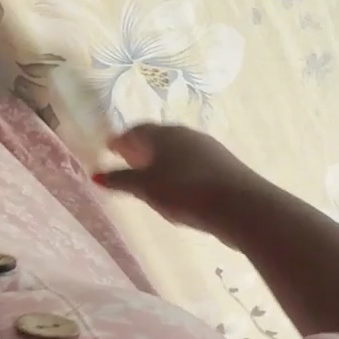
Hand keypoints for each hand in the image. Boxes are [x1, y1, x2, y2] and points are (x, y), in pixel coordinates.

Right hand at [93, 123, 269, 233]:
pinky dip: (179, 168)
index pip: (133, 131)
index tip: (108, 151)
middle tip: (127, 162)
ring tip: (152, 177)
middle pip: (155, 137)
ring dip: (161, 159)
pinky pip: (192, 161)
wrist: (243, 207)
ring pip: (176, 149)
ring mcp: (207, 147)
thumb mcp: (145, 188)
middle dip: (139, 148)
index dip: (119, 141)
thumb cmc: (184, 192)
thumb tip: (95, 175)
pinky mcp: (224, 164)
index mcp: (161, 134)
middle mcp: (184, 134)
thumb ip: (120, 180)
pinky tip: (179, 186)